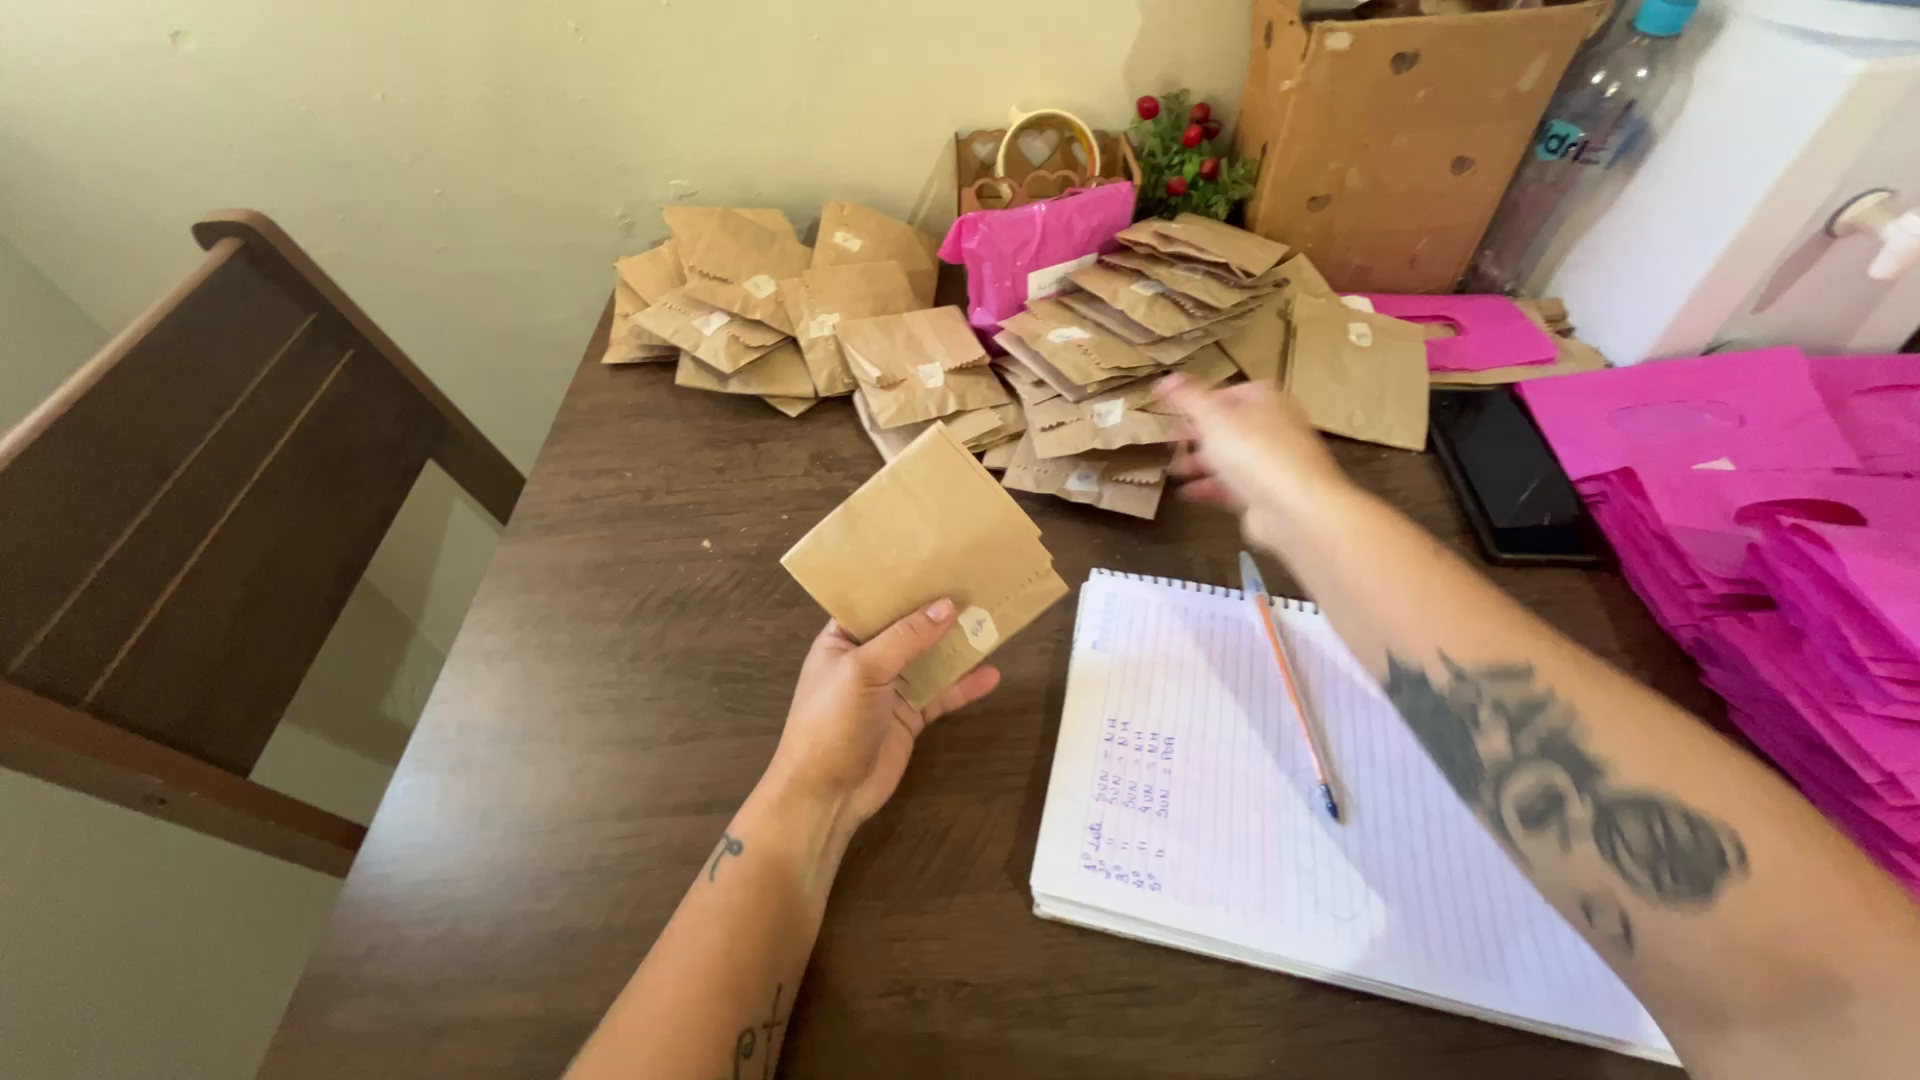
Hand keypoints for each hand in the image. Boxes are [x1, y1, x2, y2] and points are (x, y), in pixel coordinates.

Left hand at [765, 599, 1000, 833]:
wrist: (826, 795)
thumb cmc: (830, 721)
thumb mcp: (863, 670)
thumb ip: (906, 637)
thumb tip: (947, 605)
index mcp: (842, 639)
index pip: (876, 602)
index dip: (905, 584)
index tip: (940, 562)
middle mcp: (867, 658)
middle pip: (908, 629)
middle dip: (938, 612)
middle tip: (976, 585)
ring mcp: (890, 689)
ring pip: (929, 660)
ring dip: (956, 646)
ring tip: (991, 623)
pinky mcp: (909, 717)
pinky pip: (940, 694)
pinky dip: (964, 685)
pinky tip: (991, 675)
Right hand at [1156, 374, 1351, 547]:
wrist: (1293, 509)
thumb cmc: (1257, 453)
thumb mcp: (1214, 417)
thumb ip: (1188, 397)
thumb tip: (1166, 379)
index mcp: (1266, 401)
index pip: (1233, 391)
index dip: (1204, 399)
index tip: (1178, 408)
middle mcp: (1273, 429)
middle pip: (1231, 427)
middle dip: (1200, 434)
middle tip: (1173, 439)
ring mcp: (1271, 464)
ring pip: (1231, 458)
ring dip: (1201, 462)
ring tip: (1175, 468)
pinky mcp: (1265, 495)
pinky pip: (1232, 487)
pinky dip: (1209, 487)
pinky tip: (1187, 492)